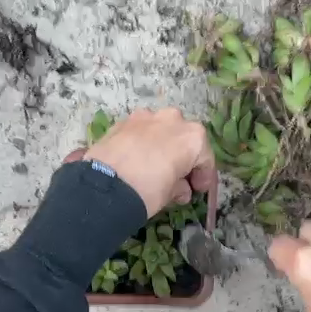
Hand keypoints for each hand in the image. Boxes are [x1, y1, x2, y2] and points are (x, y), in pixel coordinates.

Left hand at [84, 108, 216, 217]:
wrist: (105, 186)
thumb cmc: (148, 190)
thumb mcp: (170, 195)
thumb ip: (180, 188)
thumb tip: (182, 189)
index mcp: (193, 137)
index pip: (205, 158)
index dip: (204, 176)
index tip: (198, 190)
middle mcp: (173, 119)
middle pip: (183, 138)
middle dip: (183, 157)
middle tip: (178, 178)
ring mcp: (146, 116)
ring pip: (161, 130)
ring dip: (162, 146)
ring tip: (154, 167)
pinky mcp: (123, 121)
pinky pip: (140, 132)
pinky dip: (142, 143)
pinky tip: (136, 160)